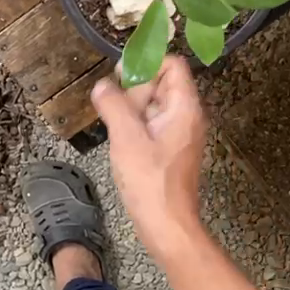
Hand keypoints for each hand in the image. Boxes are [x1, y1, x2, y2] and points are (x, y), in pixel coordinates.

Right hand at [90, 55, 207, 257]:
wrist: (166, 224)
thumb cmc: (150, 182)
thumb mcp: (126, 137)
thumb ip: (113, 105)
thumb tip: (102, 85)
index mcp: (184, 107)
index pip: (172, 64)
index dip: (146, 64)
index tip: (121, 78)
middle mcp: (188, 116)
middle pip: (161, 82)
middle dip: (134, 90)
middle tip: (119, 112)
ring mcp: (180, 133)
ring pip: (154, 104)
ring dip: (131, 110)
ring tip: (119, 131)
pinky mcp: (171, 149)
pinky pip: (152, 124)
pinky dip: (135, 126)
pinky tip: (123, 143)